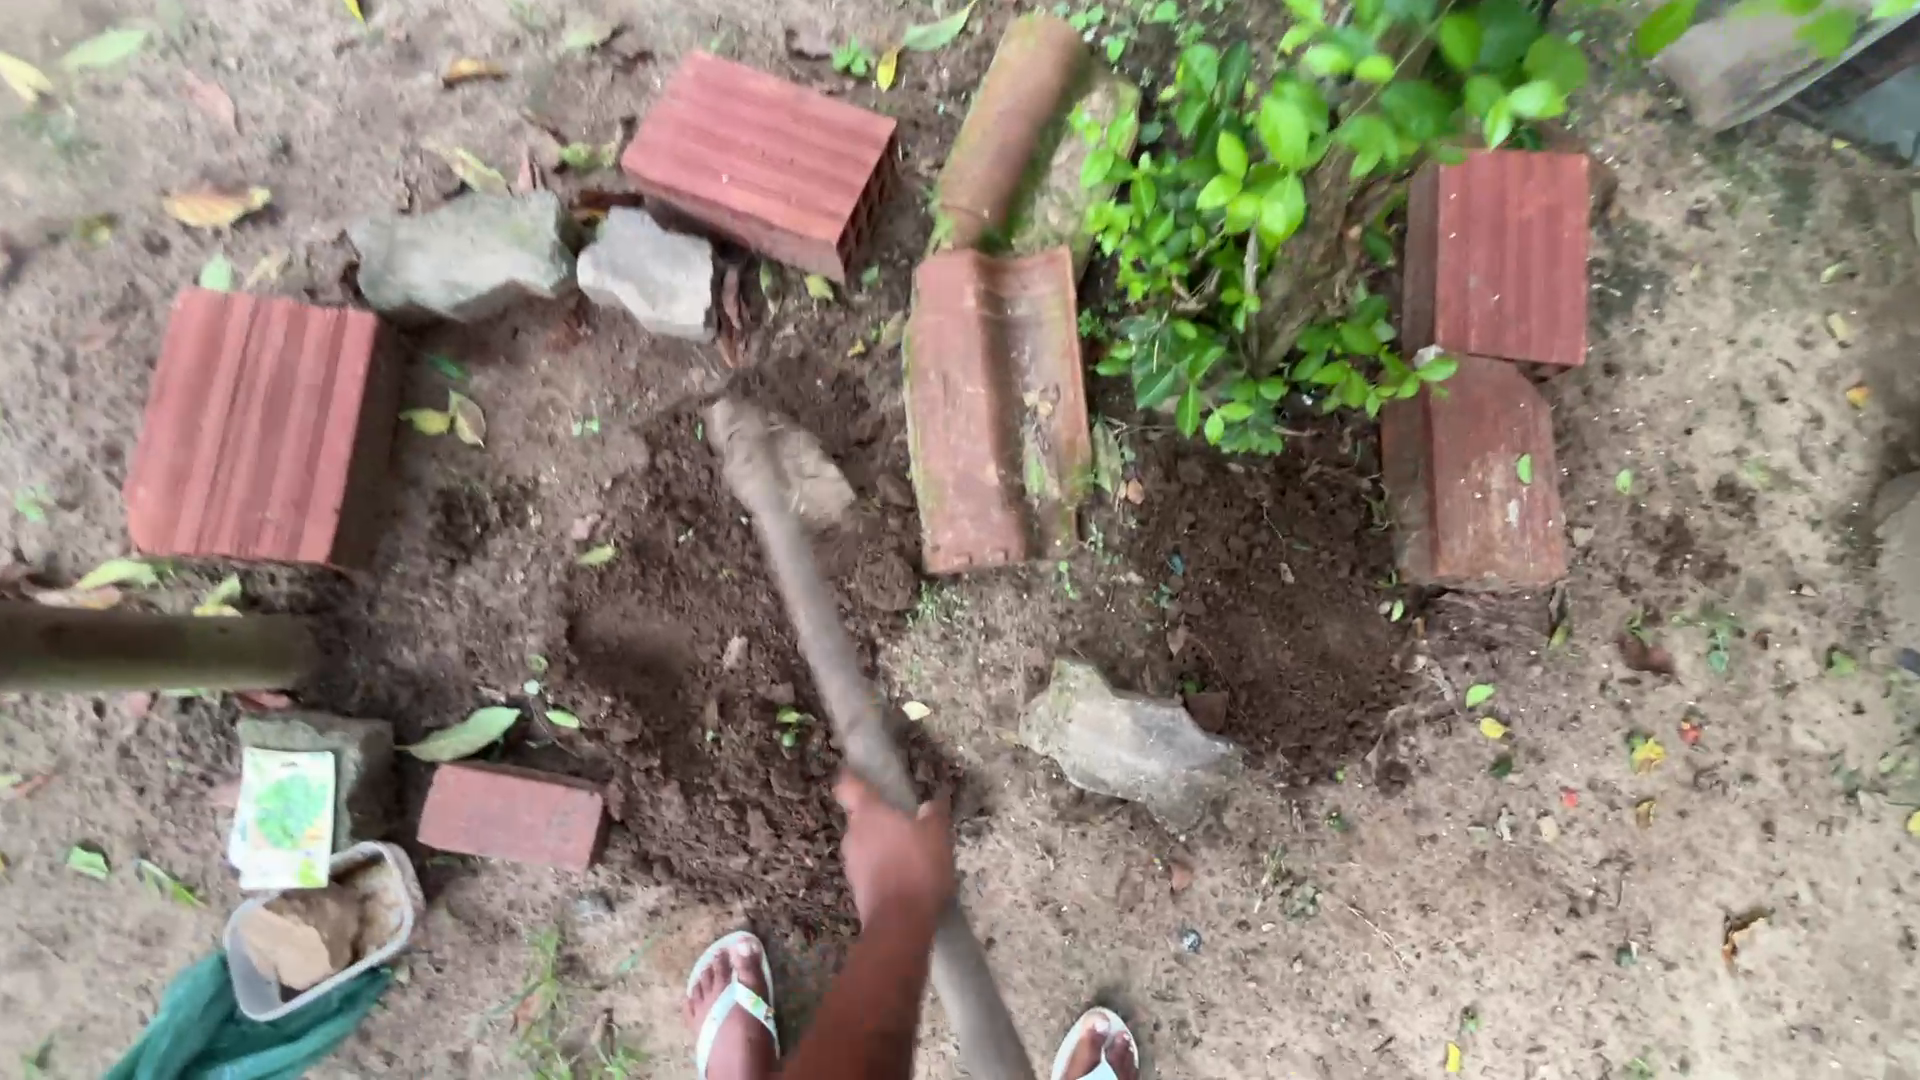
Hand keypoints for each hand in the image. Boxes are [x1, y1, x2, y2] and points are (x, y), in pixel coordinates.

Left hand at [834, 771, 955, 930]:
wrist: (900, 923)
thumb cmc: (917, 867)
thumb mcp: (937, 834)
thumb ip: (935, 812)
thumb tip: (936, 799)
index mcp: (868, 813)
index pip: (847, 786)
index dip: (850, 777)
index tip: (856, 772)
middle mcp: (853, 835)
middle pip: (859, 817)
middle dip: (877, 816)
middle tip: (903, 819)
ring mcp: (852, 864)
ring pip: (864, 843)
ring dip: (881, 844)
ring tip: (908, 850)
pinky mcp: (857, 889)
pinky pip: (869, 867)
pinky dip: (882, 867)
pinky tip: (905, 875)